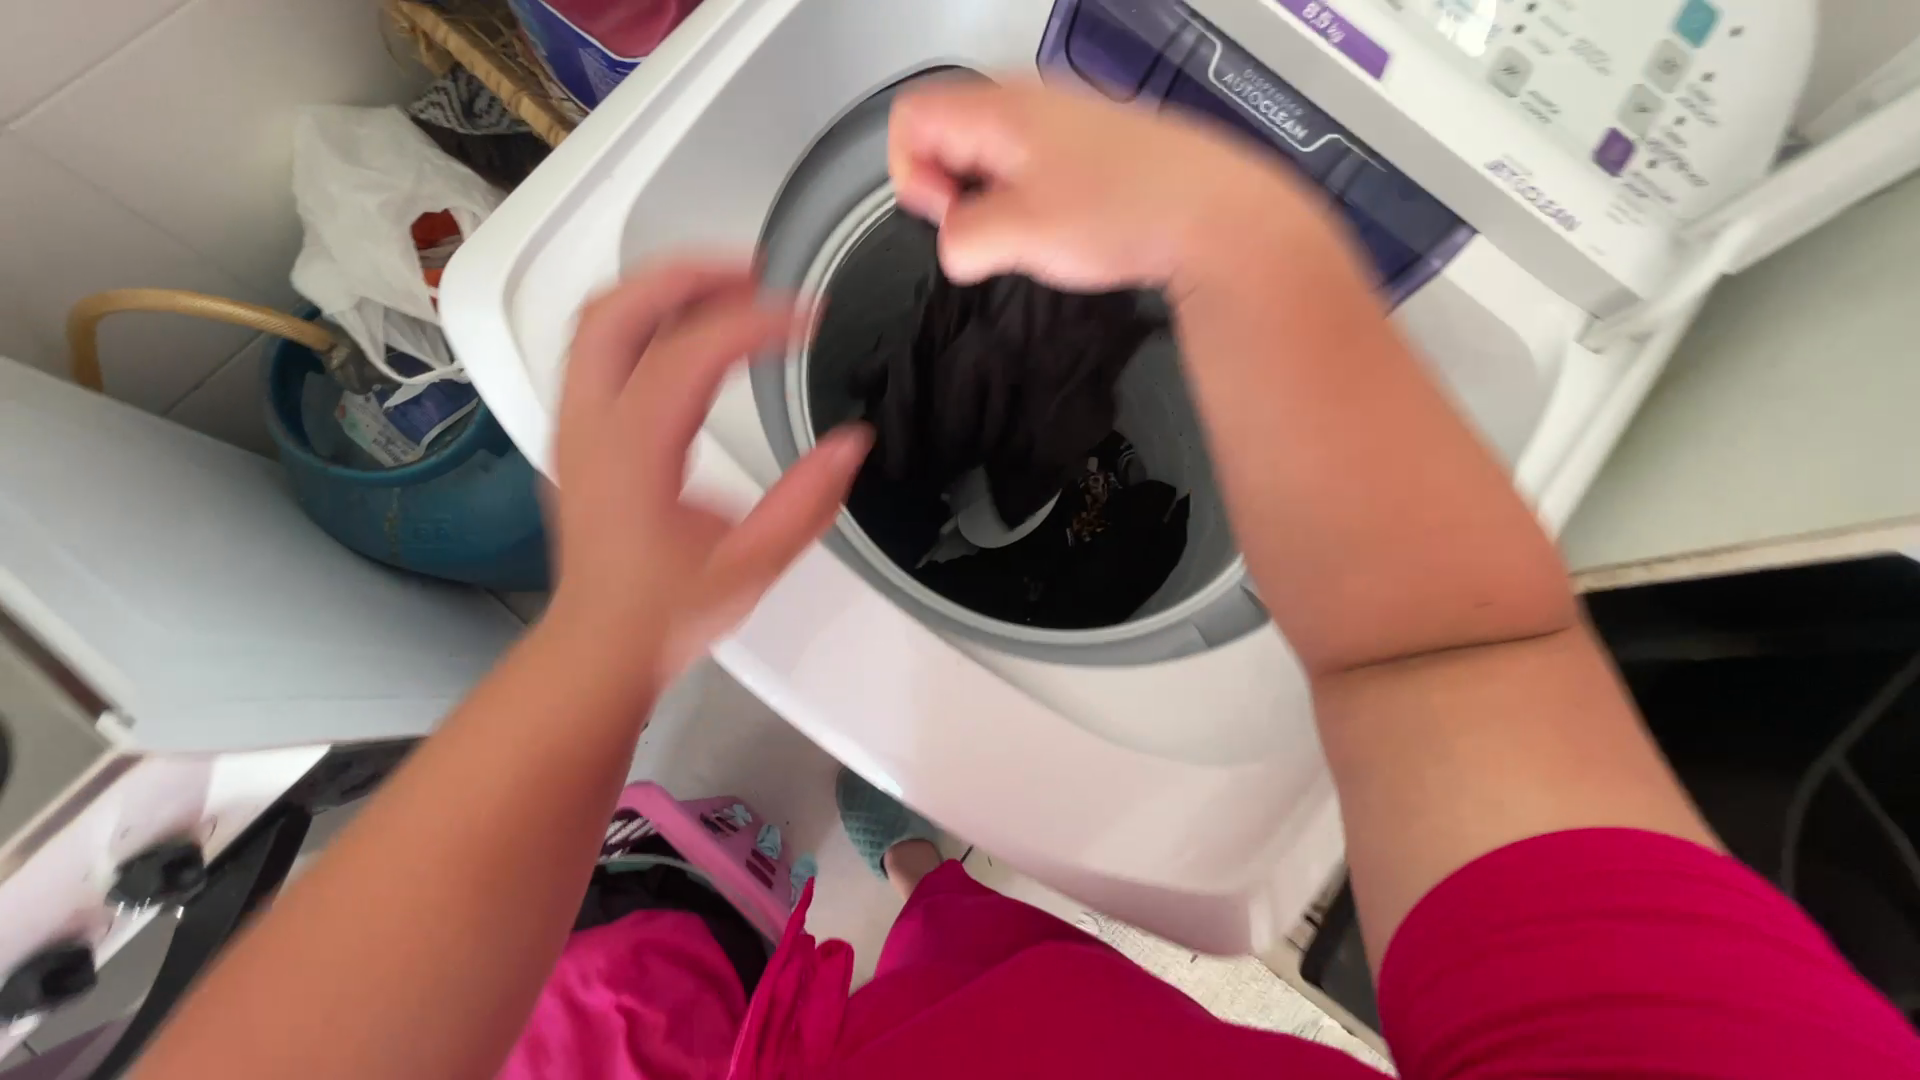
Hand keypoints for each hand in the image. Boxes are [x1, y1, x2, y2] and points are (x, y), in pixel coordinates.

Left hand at [545, 259, 871, 684]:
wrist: (602, 643)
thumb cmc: (664, 612)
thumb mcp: (754, 564)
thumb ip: (808, 502)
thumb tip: (851, 445)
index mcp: (632, 454)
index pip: (690, 353)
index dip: (754, 322)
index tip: (805, 317)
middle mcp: (590, 427)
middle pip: (619, 309)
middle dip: (691, 275)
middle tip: (755, 273)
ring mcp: (575, 426)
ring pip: (600, 320)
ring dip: (663, 290)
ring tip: (728, 289)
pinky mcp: (580, 433)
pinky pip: (601, 349)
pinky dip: (647, 321)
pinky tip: (690, 332)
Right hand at [888, 79, 1330, 290]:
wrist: (1210, 214)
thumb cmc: (1130, 211)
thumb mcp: (1021, 234)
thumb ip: (962, 239)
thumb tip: (951, 244)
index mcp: (1002, 110)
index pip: (911, 118)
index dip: (909, 173)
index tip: (942, 215)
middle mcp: (1030, 101)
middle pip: (948, 133)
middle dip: (951, 190)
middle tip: (985, 232)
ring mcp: (1062, 121)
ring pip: (990, 153)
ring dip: (991, 199)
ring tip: (1028, 234)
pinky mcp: (1089, 146)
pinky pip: (1031, 166)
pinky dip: (1027, 199)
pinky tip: (1058, 228)